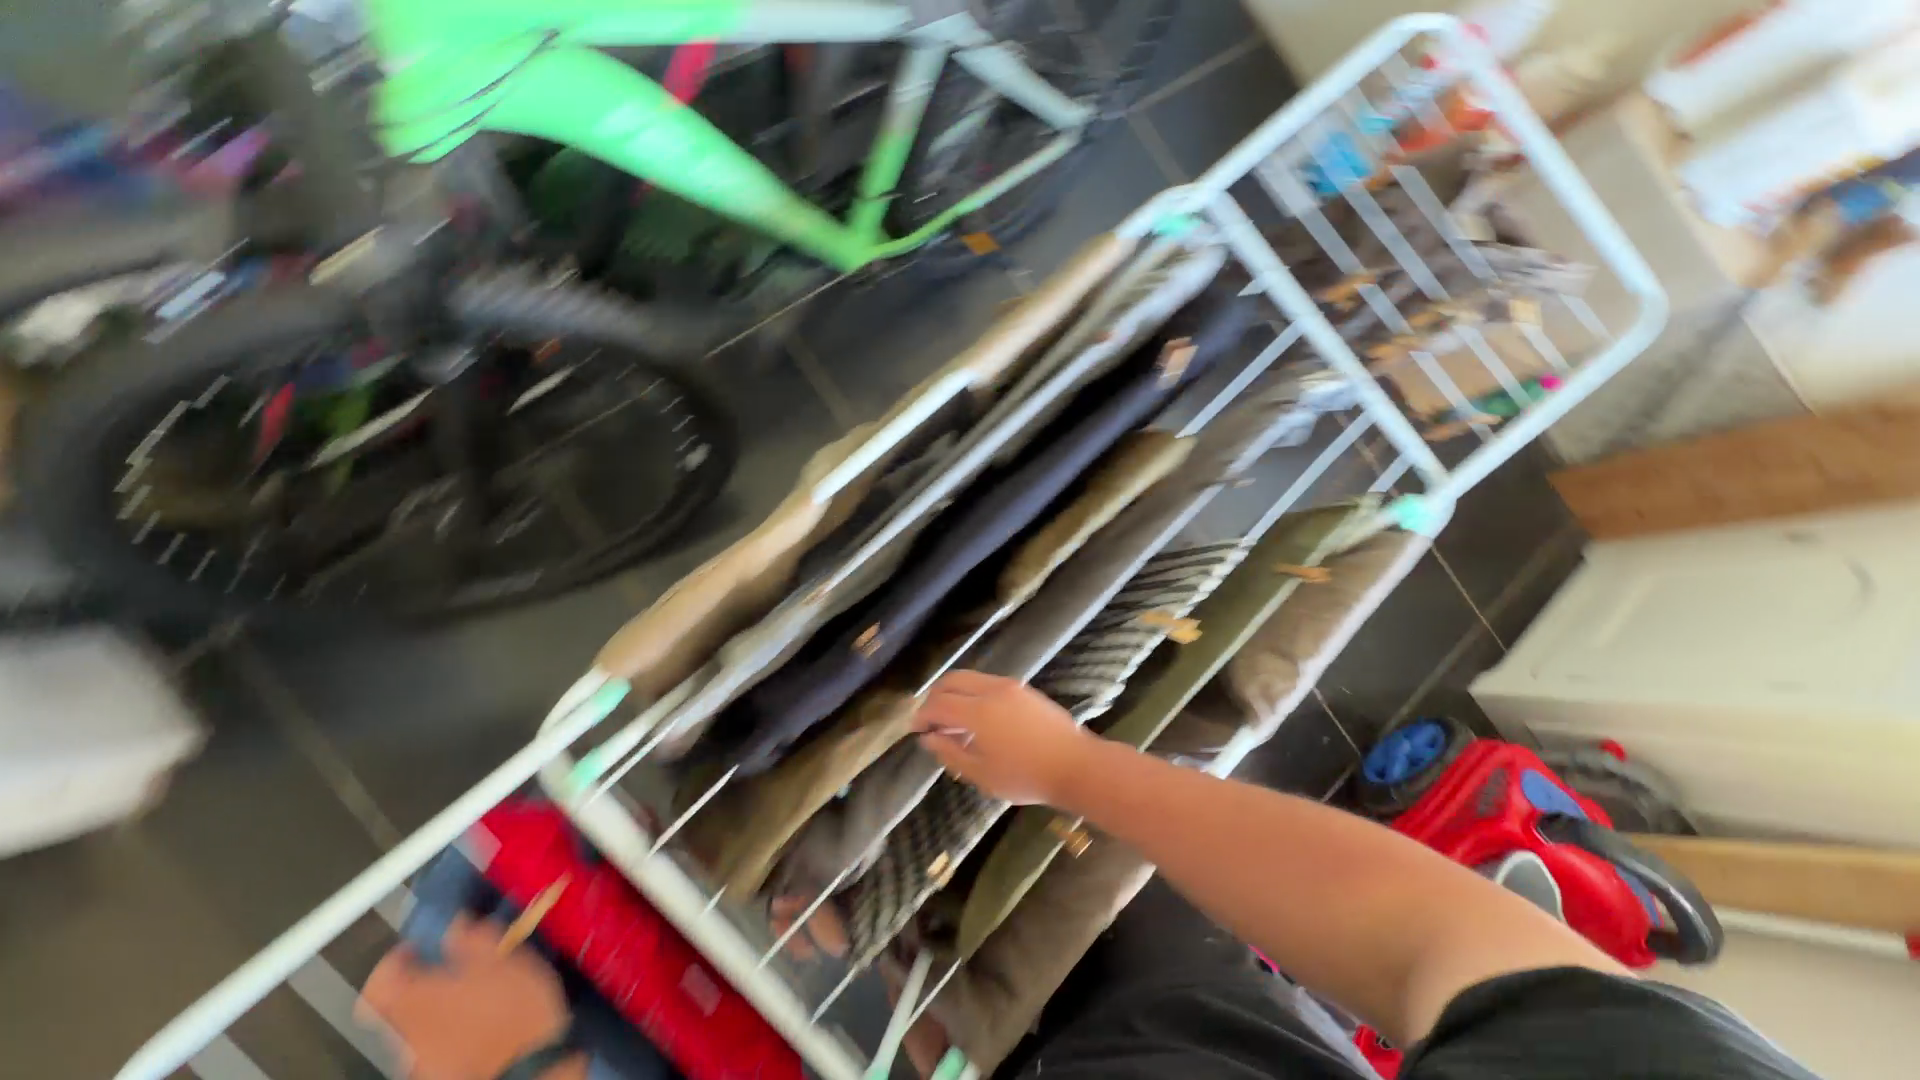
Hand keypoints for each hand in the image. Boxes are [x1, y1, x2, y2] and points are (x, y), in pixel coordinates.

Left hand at [357, 914, 579, 1079]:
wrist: (526, 1072)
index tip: (418, 949)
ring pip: (414, 1030)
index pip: (379, 981)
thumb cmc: (512, 1010)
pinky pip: (434, 1049)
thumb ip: (474, 940)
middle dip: (417, 987)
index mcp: (415, 1000)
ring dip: (434, 1011)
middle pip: (393, 1008)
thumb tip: (455, 924)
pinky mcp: (440, 1077)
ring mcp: (420, 1062)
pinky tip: (479, 1028)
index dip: (393, 961)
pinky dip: (449, 1034)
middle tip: (446, 973)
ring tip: (471, 1000)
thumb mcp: (504, 961)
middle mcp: (405, 1034)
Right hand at [911, 671, 1097, 805]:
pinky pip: (989, 683)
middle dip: (935, 697)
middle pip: (952, 680)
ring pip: (971, 679)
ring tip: (954, 724)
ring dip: (956, 694)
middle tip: (930, 720)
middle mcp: (992, 690)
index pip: (938, 704)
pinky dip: (974, 694)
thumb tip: (929, 739)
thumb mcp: (982, 774)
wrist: (1076, 766)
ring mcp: (1011, 687)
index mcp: (978, 712)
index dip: (922, 715)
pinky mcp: (1025, 690)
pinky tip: (979, 721)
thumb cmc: (1026, 777)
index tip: (916, 729)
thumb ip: (950, 753)